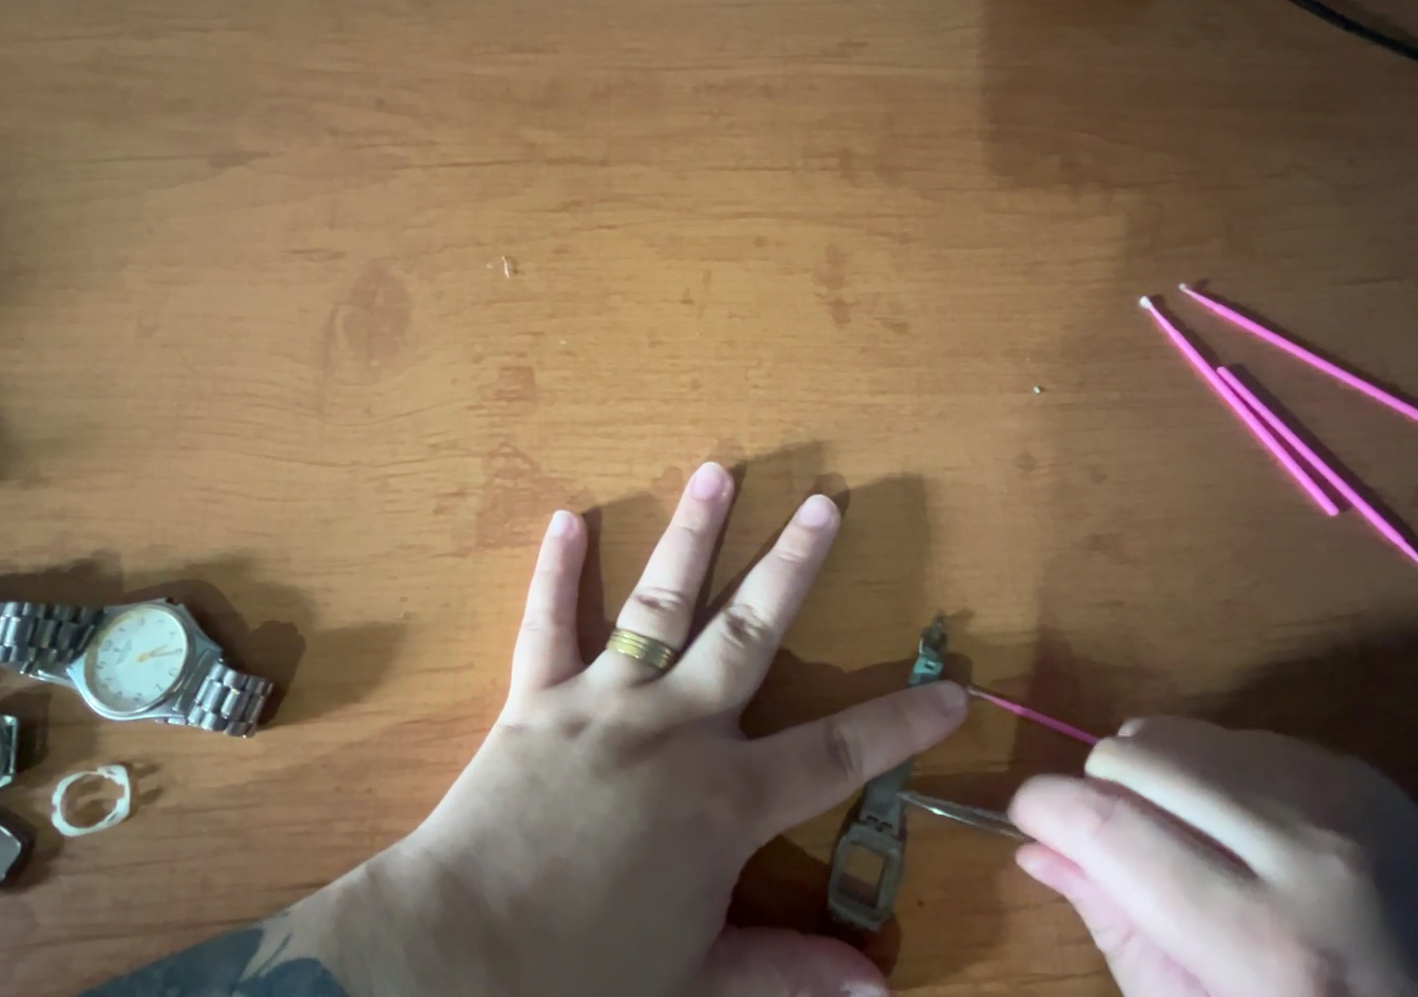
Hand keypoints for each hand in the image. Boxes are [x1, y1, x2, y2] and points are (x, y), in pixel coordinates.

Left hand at [355, 463, 967, 996]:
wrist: (464, 954)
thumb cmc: (585, 971)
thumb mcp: (700, 980)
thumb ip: (788, 973)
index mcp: (726, 800)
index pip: (836, 754)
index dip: (900, 725)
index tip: (952, 691)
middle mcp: (675, 730)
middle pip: (749, 633)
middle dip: (793, 566)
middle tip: (824, 502)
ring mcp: (605, 703)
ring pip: (659, 607)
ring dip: (691, 536)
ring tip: (715, 472)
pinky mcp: (539, 698)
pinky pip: (547, 624)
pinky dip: (556, 572)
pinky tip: (566, 518)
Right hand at [1008, 717, 1417, 996]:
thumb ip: (1117, 932)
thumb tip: (1036, 853)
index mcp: (1260, 940)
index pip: (1099, 821)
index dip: (1040, 810)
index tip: (1034, 828)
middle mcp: (1295, 850)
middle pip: (1122, 757)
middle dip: (1094, 792)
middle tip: (1120, 846)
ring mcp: (1330, 795)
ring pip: (1163, 731)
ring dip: (1144, 774)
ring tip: (1180, 831)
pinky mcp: (1346, 763)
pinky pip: (1217, 733)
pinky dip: (1197, 768)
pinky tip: (1235, 821)